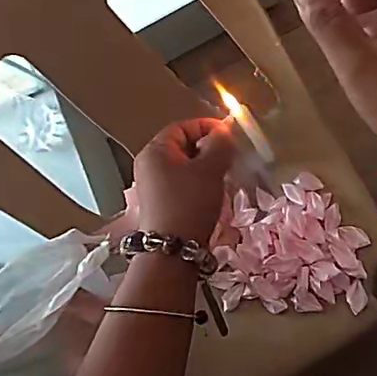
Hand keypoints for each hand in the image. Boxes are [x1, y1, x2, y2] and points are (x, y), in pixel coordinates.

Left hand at [131, 118, 235, 244]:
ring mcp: (150, 186)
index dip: (207, 126)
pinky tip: (210, 193)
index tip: (229, 135)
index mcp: (155, 150)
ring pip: (182, 166)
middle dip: (207, 148)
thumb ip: (220, 144)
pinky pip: (180, 183)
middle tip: (229, 157)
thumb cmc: (190, 203)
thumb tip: (223, 131)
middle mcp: (147, 165)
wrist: (173, 249)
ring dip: (204, 167)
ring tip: (223, 176)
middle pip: (181, 146)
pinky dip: (196, 183)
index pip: (182, 126)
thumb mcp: (210, 169)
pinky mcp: (158, 204)